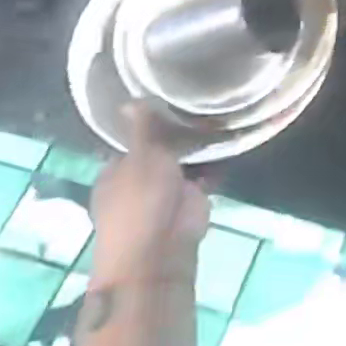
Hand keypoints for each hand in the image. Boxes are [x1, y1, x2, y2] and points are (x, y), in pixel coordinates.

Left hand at [89, 102, 208, 286]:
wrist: (160, 247)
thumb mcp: (141, 156)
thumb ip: (142, 128)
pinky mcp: (191, 199)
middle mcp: (138, 180)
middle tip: (204, 106)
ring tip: (221, 118)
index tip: (172, 101)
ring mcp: (166, 191)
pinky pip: (204, 175)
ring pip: (184, 162)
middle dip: (179, 134)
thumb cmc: (140, 201)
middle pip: (161, 150)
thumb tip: (130, 98)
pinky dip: (215, 164)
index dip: (150, 122)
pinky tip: (229, 142)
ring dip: (199, 148)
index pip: (133, 140)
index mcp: (115, 171)